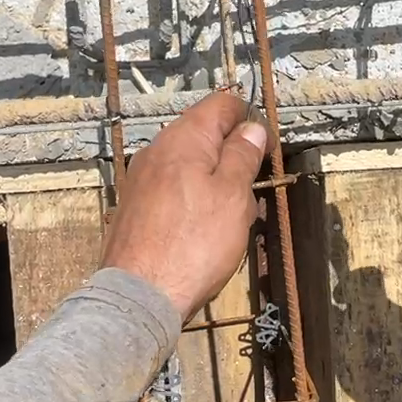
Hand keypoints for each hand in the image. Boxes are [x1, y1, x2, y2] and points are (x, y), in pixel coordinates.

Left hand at [102, 93, 269, 318]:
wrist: (140, 296)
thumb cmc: (193, 245)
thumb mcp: (233, 196)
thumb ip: (242, 156)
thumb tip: (250, 129)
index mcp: (183, 138)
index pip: (221, 105)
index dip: (249, 119)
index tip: (266, 149)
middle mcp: (156, 150)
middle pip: (203, 136)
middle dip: (232, 156)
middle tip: (252, 193)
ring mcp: (141, 179)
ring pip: (188, 166)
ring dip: (215, 183)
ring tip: (232, 220)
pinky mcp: (134, 208)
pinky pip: (172, 191)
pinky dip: (194, 201)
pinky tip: (204, 232)